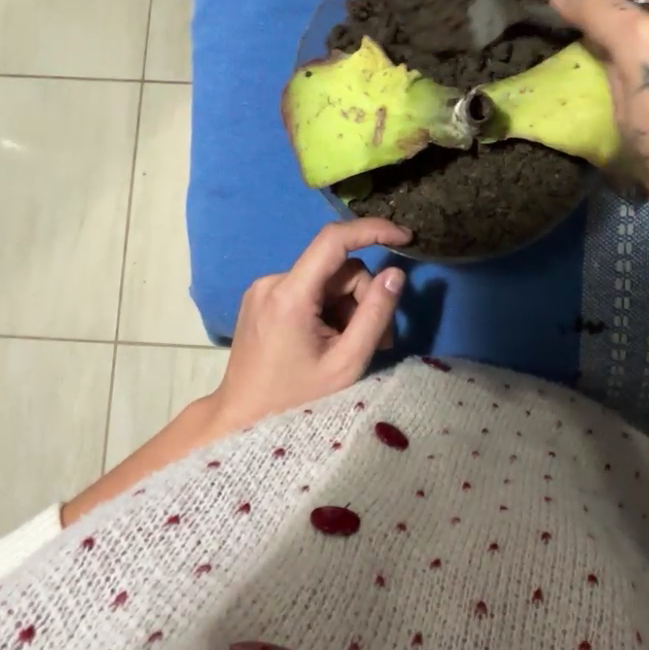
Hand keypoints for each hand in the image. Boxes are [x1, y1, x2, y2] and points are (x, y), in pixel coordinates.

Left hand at [206, 218, 411, 435]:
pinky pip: (310, 290)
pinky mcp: (263, 299)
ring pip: (327, 281)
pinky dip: (330, 310)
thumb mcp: (347, 362)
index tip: (406, 238)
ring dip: (349, 308)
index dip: (373, 230)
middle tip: (380, 340)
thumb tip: (396, 274)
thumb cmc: (297, 398)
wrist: (242, 419)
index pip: (334, 240)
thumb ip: (375, 315)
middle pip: (338, 270)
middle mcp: (272, 282)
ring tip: (354, 347)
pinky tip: (332, 341)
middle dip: (364, 299)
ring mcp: (264, 290)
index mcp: (290, 295)